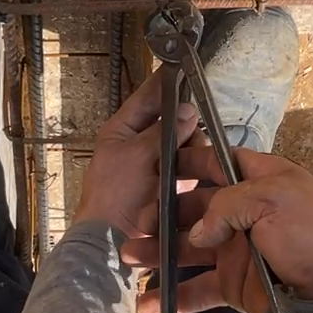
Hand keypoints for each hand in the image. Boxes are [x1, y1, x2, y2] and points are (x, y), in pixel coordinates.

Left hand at [72, 69, 197, 238]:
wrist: (112, 244)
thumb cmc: (114, 197)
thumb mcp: (136, 157)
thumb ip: (163, 132)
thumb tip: (187, 111)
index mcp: (120, 132)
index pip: (144, 99)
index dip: (161, 85)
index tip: (178, 68)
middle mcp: (137, 147)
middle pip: (170, 123)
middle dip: (184, 127)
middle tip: (192, 134)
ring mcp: (153, 168)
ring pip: (183, 146)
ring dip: (192, 151)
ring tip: (195, 160)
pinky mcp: (167, 188)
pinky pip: (188, 170)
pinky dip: (194, 170)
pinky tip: (199, 174)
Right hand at [123, 146, 312, 312]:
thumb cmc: (312, 235)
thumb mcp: (274, 199)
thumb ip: (227, 203)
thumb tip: (198, 231)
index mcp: (262, 180)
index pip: (218, 161)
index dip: (189, 160)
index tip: (156, 164)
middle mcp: (247, 212)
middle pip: (195, 207)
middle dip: (163, 212)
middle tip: (137, 223)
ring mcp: (239, 250)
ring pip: (189, 248)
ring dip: (159, 252)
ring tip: (127, 256)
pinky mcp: (236, 286)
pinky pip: (198, 290)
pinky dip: (173, 298)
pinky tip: (146, 305)